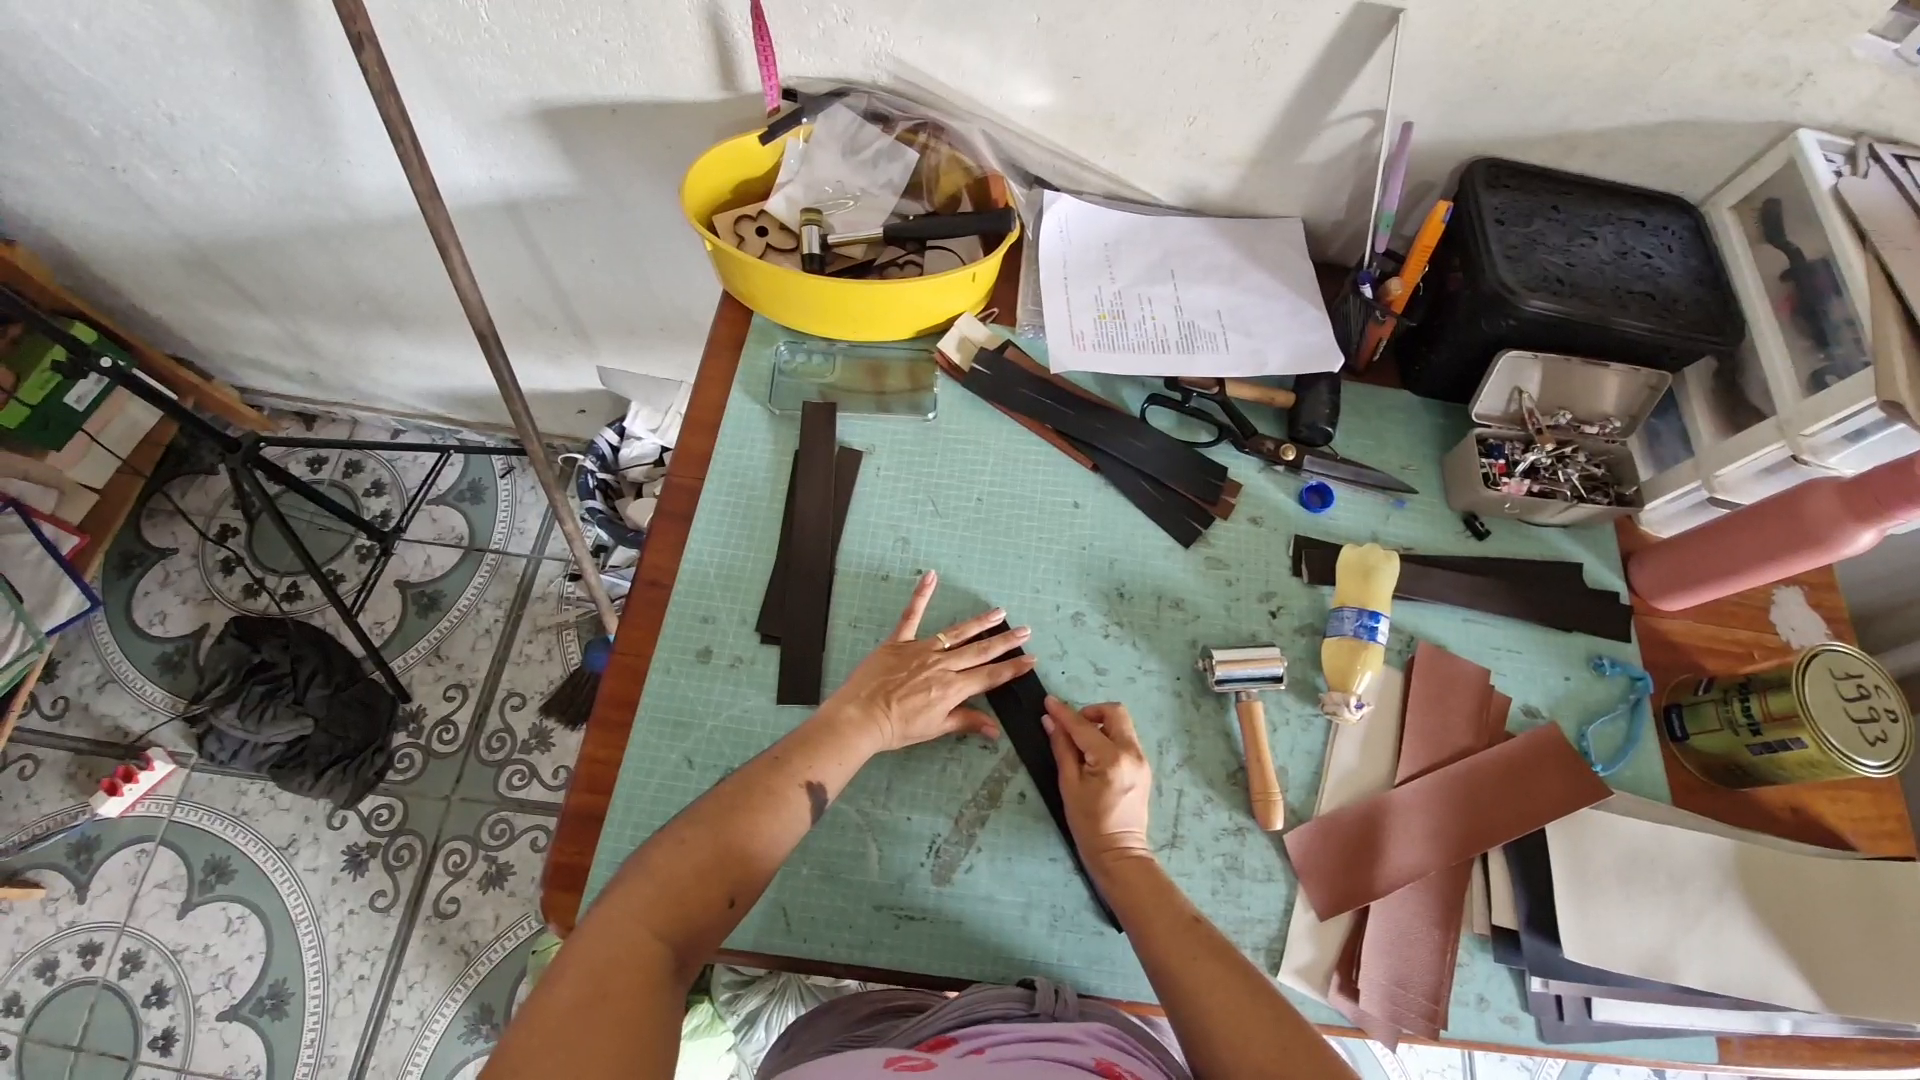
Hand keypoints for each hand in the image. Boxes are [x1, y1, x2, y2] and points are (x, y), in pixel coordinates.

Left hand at [816, 570, 1035, 752]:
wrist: (861, 718)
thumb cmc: (897, 728)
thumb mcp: (936, 728)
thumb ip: (966, 721)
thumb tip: (995, 729)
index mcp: (953, 688)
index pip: (990, 676)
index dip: (1012, 668)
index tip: (1030, 659)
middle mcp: (943, 665)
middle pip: (980, 651)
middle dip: (1005, 641)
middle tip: (1025, 630)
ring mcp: (921, 650)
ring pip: (957, 633)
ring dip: (980, 622)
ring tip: (999, 612)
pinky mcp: (899, 642)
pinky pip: (911, 615)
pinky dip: (921, 594)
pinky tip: (931, 576)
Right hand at [1043, 696, 1153, 868]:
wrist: (1119, 852)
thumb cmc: (1088, 823)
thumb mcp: (1069, 785)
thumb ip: (1062, 748)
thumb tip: (1050, 721)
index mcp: (1111, 759)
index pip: (1084, 726)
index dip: (1064, 713)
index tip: (1048, 701)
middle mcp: (1132, 753)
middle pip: (1115, 713)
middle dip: (1091, 713)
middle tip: (1073, 728)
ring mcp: (1142, 760)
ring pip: (1122, 725)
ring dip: (1101, 725)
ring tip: (1083, 745)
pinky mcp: (1144, 767)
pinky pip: (1126, 740)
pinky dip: (1110, 738)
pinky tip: (1096, 757)